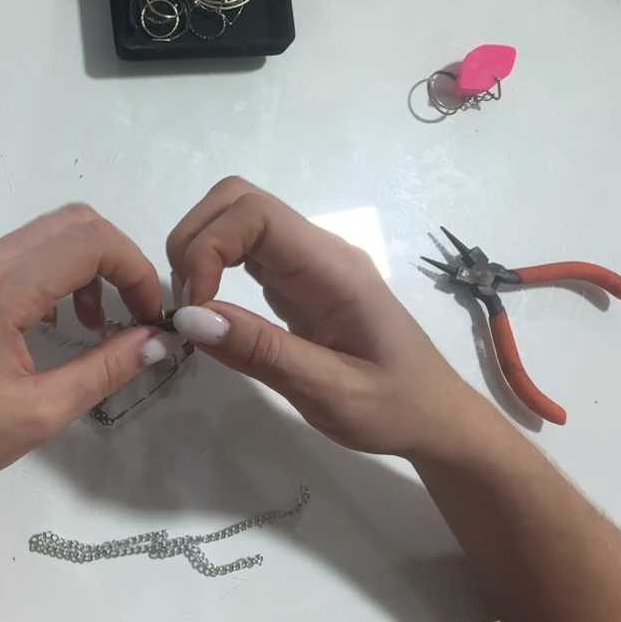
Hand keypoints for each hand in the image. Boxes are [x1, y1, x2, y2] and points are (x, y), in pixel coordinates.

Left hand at [0, 204, 169, 519]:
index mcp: (2, 291)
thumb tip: (158, 341)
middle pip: (73, 223)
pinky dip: (54, 274)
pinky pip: (20, 256)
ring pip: (46, 235)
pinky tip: (56, 324)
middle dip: (116, 260)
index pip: (91, 242)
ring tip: (94, 324)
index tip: (150, 315)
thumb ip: (105, 370)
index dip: (136, 271)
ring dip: (85, 266)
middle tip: (132, 312)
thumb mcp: (40, 412)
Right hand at [165, 177, 492, 458]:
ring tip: (193, 313)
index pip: (256, 213)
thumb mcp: (328, 392)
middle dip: (194, 240)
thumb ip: (260, 352)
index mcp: (333, 269)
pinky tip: (209, 314)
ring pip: (236, 220)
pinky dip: (210, 271)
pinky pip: (243, 253)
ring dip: (197, 253)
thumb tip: (190, 317)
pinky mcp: (293, 284)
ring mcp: (305, 265)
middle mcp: (318, 252)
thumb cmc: (393, 409)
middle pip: (238, 200)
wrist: (434, 420)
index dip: (208, 247)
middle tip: (186, 306)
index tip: (193, 307)